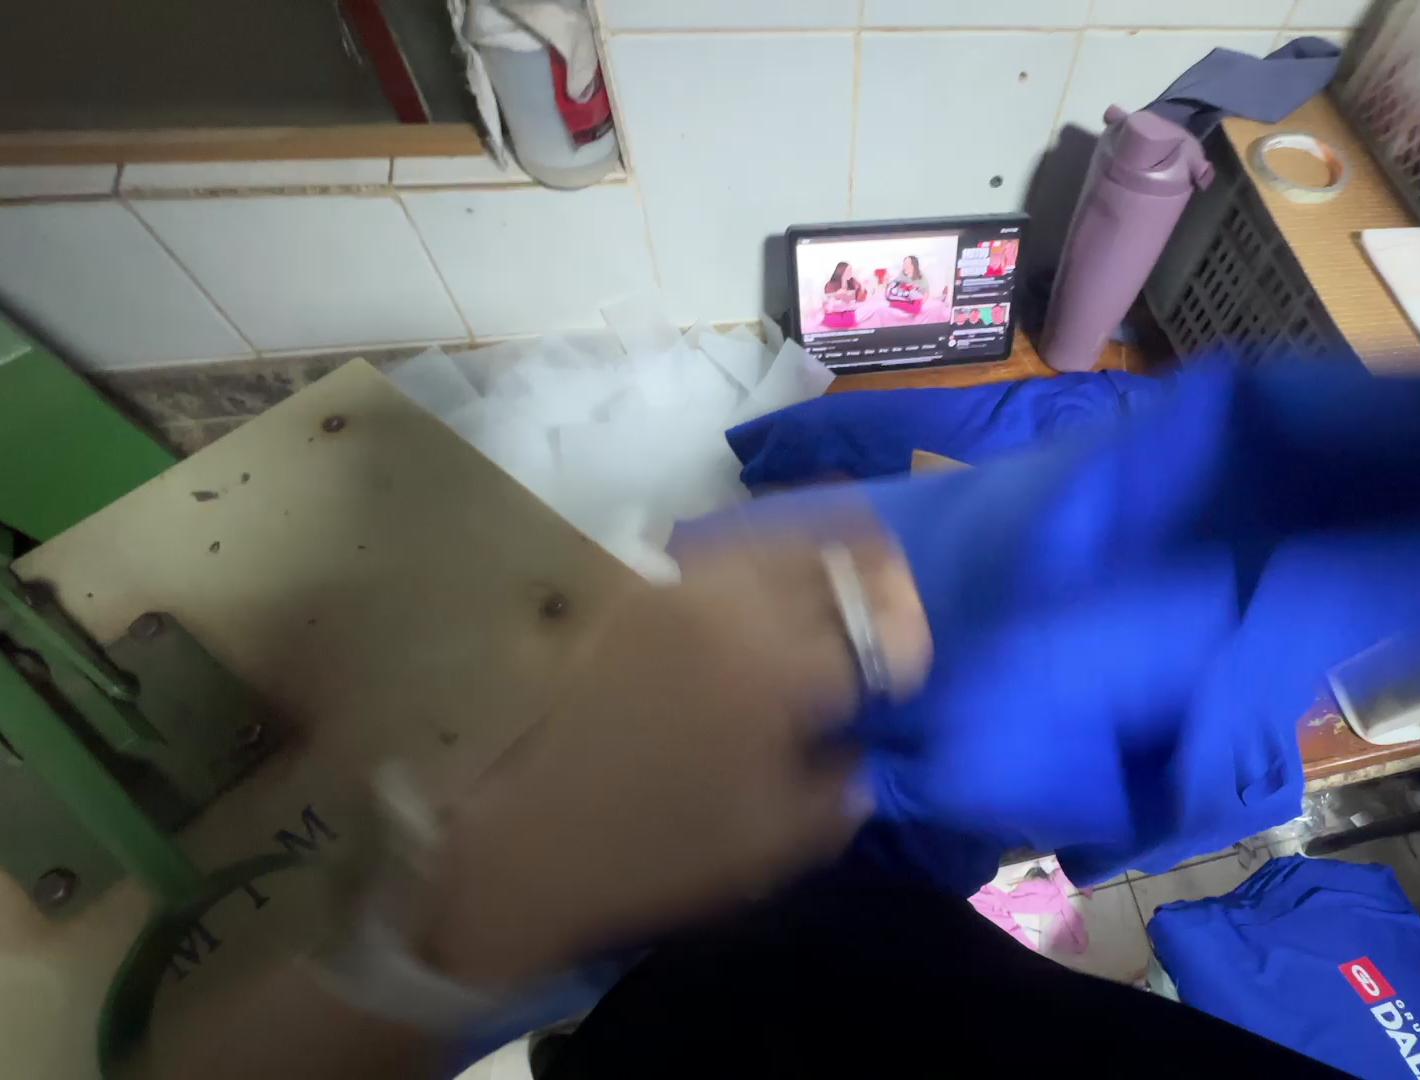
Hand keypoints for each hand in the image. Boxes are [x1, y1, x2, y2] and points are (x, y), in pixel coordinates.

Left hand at [420, 525, 929, 985]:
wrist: (512, 843)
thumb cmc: (649, 851)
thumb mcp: (769, 842)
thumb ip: (840, 787)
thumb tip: (866, 745)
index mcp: (771, 675)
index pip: (871, 627)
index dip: (906, 635)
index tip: (907, 660)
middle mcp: (730, 610)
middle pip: (831, 549)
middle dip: (879, 565)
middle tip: (890, 590)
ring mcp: (678, 589)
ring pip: (777, 531)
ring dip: (826, 542)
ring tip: (843, 564)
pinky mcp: (639, 590)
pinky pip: (724, 545)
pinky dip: (768, 546)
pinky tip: (774, 574)